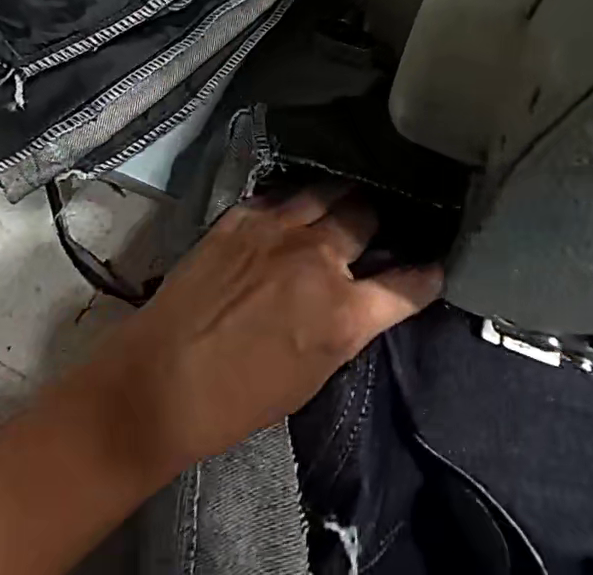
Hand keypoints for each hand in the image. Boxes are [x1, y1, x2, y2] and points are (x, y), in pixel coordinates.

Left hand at [80, 184, 443, 477]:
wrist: (158, 384)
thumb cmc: (240, 398)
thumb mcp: (315, 373)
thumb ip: (350, 325)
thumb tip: (369, 296)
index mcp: (344, 313)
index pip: (409, 283)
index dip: (428, 274)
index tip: (435, 266)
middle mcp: (319, 259)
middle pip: (368, 216)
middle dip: (376, 223)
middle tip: (371, 230)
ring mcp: (279, 230)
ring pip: (330, 192)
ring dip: (341, 200)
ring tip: (340, 205)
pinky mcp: (243, 217)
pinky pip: (284, 196)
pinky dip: (297, 203)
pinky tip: (293, 211)